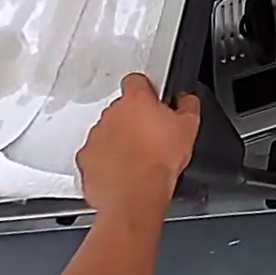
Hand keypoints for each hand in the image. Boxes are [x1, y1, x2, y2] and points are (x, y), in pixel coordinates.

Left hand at [76, 73, 200, 222]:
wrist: (136, 195)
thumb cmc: (161, 160)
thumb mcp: (190, 125)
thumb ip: (189, 103)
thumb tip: (185, 99)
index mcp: (136, 101)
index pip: (136, 79)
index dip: (146, 87)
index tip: (154, 98)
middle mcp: (111, 114)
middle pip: (123, 107)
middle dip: (135, 116)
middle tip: (153, 132)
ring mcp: (95, 136)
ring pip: (109, 129)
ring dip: (121, 137)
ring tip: (140, 154)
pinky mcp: (85, 158)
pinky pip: (97, 152)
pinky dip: (108, 157)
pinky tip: (126, 167)